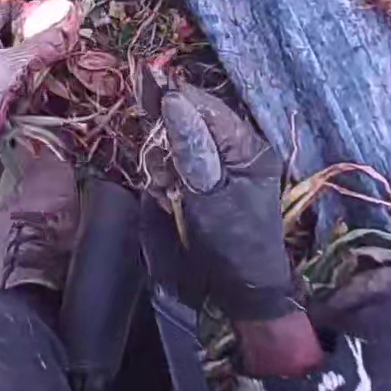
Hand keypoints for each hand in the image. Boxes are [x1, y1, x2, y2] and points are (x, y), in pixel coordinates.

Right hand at [160, 84, 299, 321]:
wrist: (238, 292)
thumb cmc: (231, 244)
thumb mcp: (211, 194)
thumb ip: (191, 146)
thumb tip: (173, 99)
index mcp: (246, 146)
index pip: (204, 104)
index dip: (172, 99)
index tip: (145, 100)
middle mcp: (234, 149)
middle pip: (187, 119)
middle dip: (164, 138)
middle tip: (162, 171)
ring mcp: (217, 165)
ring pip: (174, 141)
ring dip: (161, 160)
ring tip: (166, 189)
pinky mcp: (202, 180)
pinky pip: (173, 162)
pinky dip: (163, 175)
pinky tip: (166, 194)